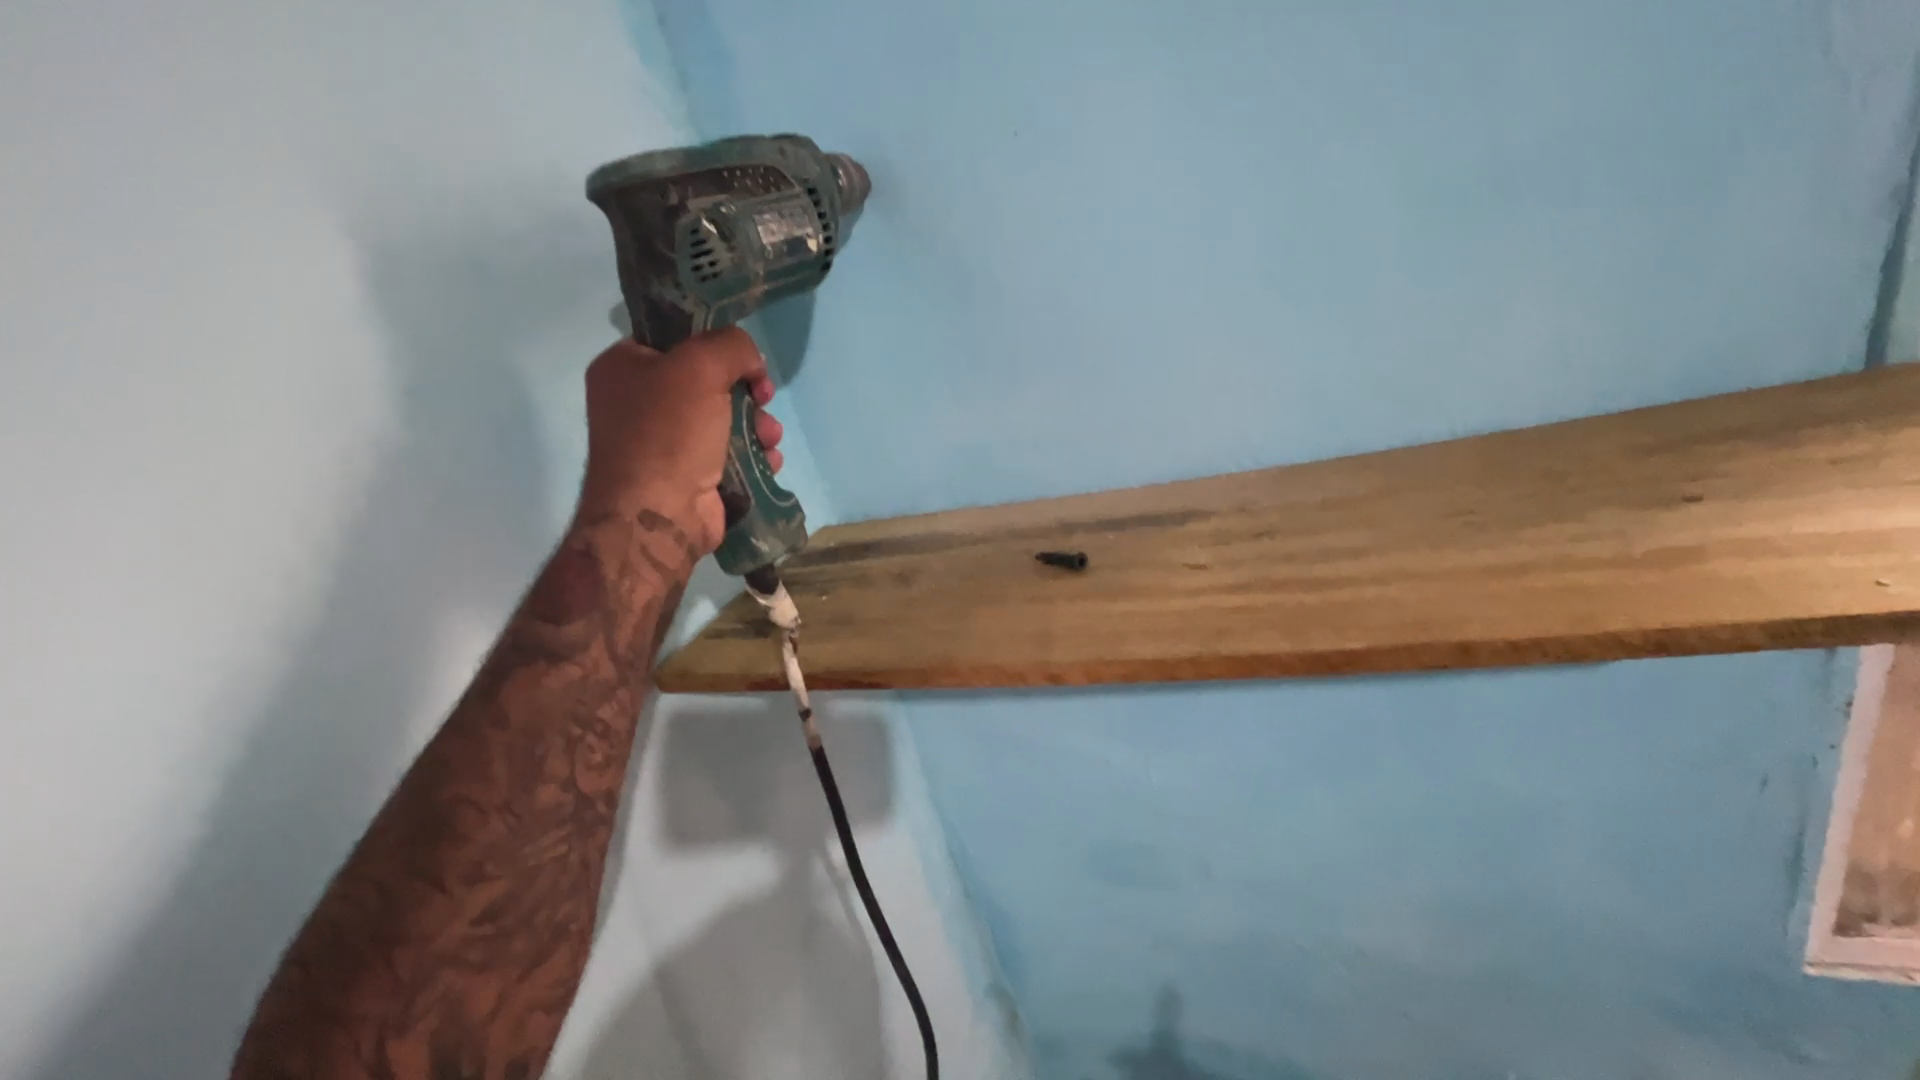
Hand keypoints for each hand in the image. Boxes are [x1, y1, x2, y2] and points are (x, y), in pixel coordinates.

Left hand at [577, 328, 785, 556]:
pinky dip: (754, 455)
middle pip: (710, 381)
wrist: (660, 515)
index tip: (745, 360)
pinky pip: (732, 453)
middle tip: (763, 399)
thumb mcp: (700, 365)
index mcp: (623, 367)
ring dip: (758, 425)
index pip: (676, 339)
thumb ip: (732, 345)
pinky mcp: (691, 476)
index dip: (716, 344)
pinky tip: (767, 460)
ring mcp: (665, 443)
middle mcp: (639, 403)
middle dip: (747, 392)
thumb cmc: (669, 432)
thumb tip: (751, 363)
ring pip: (727, 418)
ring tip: (768, 439)